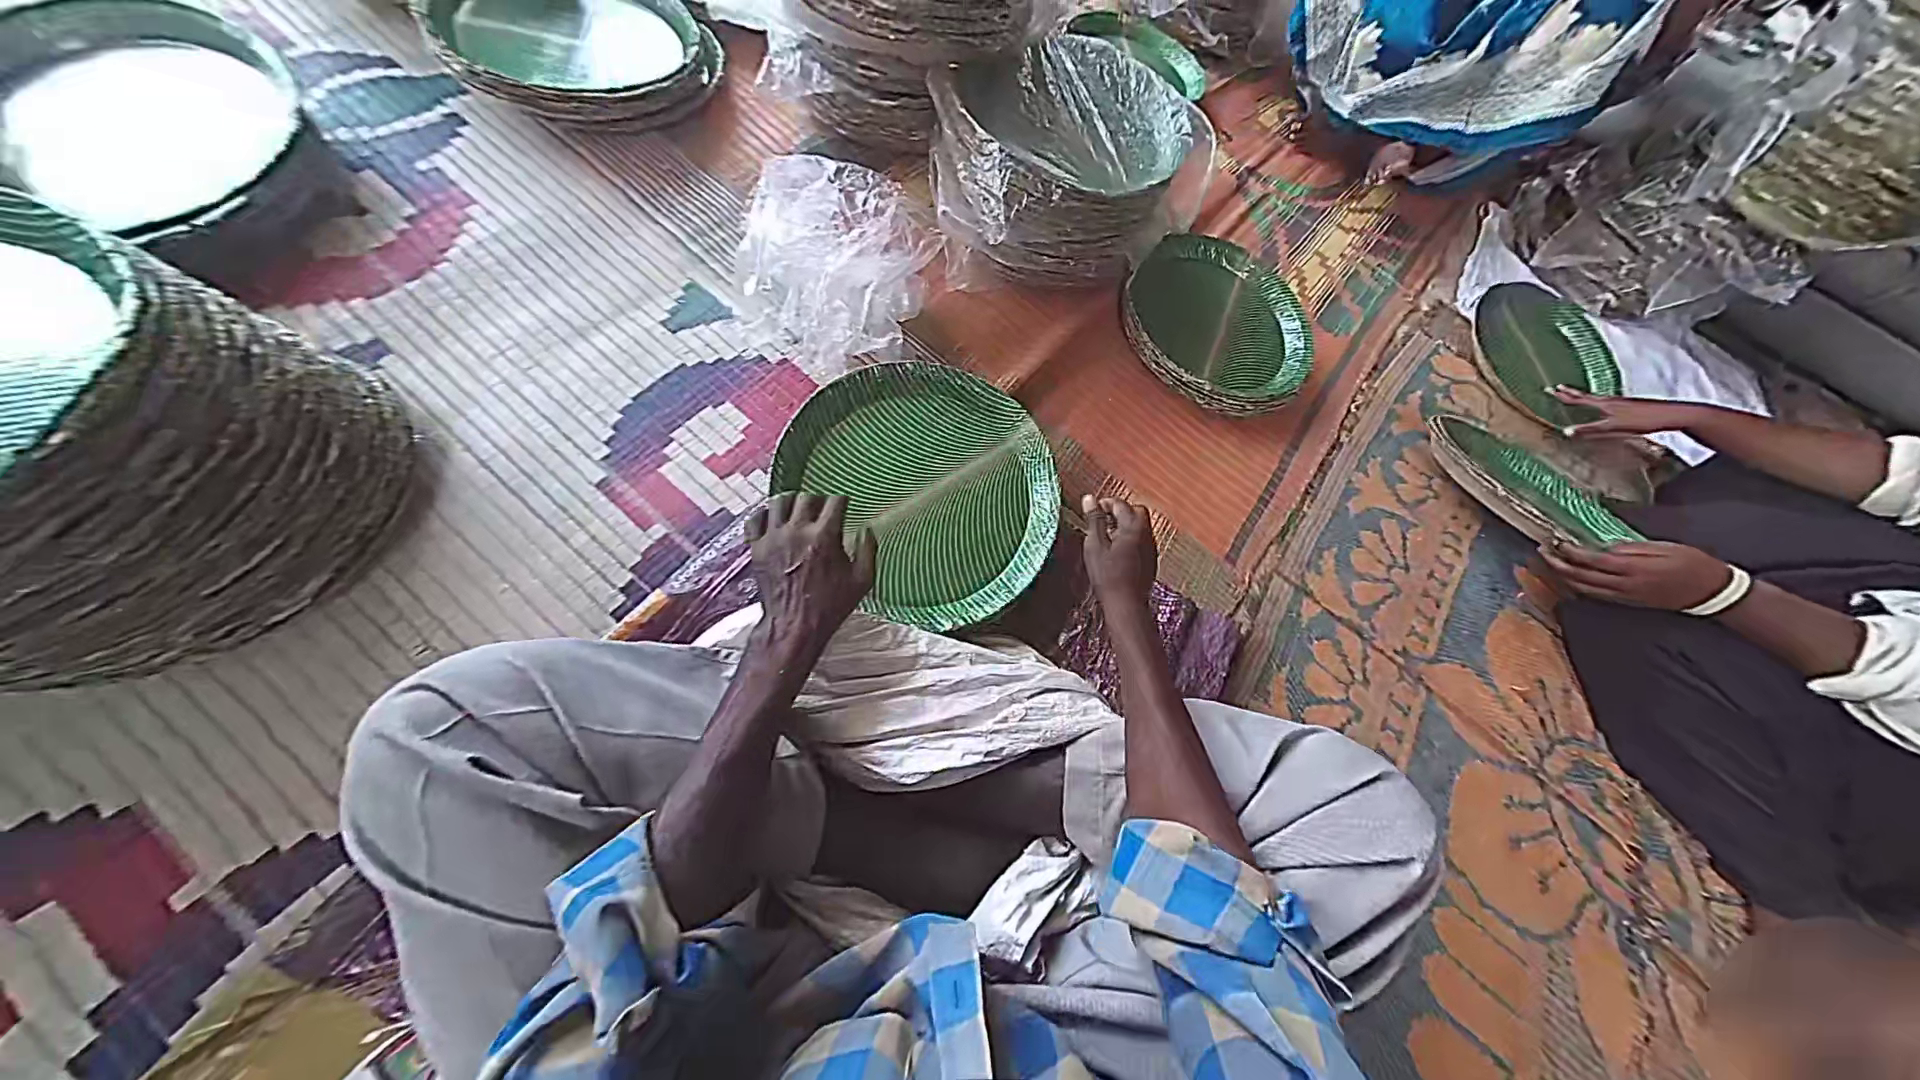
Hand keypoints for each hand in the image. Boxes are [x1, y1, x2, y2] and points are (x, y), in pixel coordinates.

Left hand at [745, 493, 875, 666]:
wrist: (794, 626)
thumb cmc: (829, 606)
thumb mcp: (862, 581)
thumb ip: (868, 550)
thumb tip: (868, 530)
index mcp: (824, 537)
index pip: (834, 501)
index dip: (842, 501)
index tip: (844, 506)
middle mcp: (797, 531)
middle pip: (806, 497)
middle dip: (817, 500)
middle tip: (822, 510)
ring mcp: (773, 538)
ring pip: (779, 501)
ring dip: (792, 502)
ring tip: (798, 510)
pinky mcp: (756, 548)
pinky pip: (755, 519)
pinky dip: (765, 515)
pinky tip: (774, 521)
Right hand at [1082, 495, 1156, 611]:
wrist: (1125, 603)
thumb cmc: (1108, 575)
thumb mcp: (1094, 544)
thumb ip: (1094, 520)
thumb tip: (1089, 499)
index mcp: (1133, 526)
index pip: (1121, 504)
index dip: (1105, 503)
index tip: (1093, 509)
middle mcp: (1147, 534)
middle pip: (1136, 511)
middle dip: (1120, 511)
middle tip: (1102, 520)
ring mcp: (1151, 548)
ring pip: (1141, 526)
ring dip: (1125, 525)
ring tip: (1107, 536)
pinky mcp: (1151, 560)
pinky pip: (1142, 541)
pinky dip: (1131, 538)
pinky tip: (1117, 551)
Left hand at [1538, 540, 1734, 610]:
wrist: (1712, 593)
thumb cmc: (1693, 564)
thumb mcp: (1665, 548)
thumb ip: (1631, 548)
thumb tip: (1603, 546)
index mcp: (1635, 568)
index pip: (1592, 560)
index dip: (1570, 551)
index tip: (1556, 541)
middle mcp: (1624, 584)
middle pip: (1579, 575)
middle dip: (1557, 563)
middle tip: (1542, 550)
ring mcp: (1623, 595)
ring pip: (1581, 587)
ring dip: (1561, 575)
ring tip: (1549, 561)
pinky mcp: (1625, 601)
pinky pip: (1592, 594)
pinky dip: (1575, 584)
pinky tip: (1568, 575)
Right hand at [1550, 387, 1708, 437]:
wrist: (1675, 415)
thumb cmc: (1644, 421)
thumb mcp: (1614, 428)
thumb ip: (1591, 430)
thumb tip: (1566, 431)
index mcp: (1605, 404)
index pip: (1579, 399)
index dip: (1564, 395)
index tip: (1551, 389)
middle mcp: (1612, 400)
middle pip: (1587, 396)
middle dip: (1571, 393)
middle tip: (1558, 388)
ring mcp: (1623, 402)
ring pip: (1597, 398)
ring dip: (1584, 396)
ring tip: (1575, 395)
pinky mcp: (1631, 406)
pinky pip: (1607, 402)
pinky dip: (1597, 402)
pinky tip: (1601, 406)